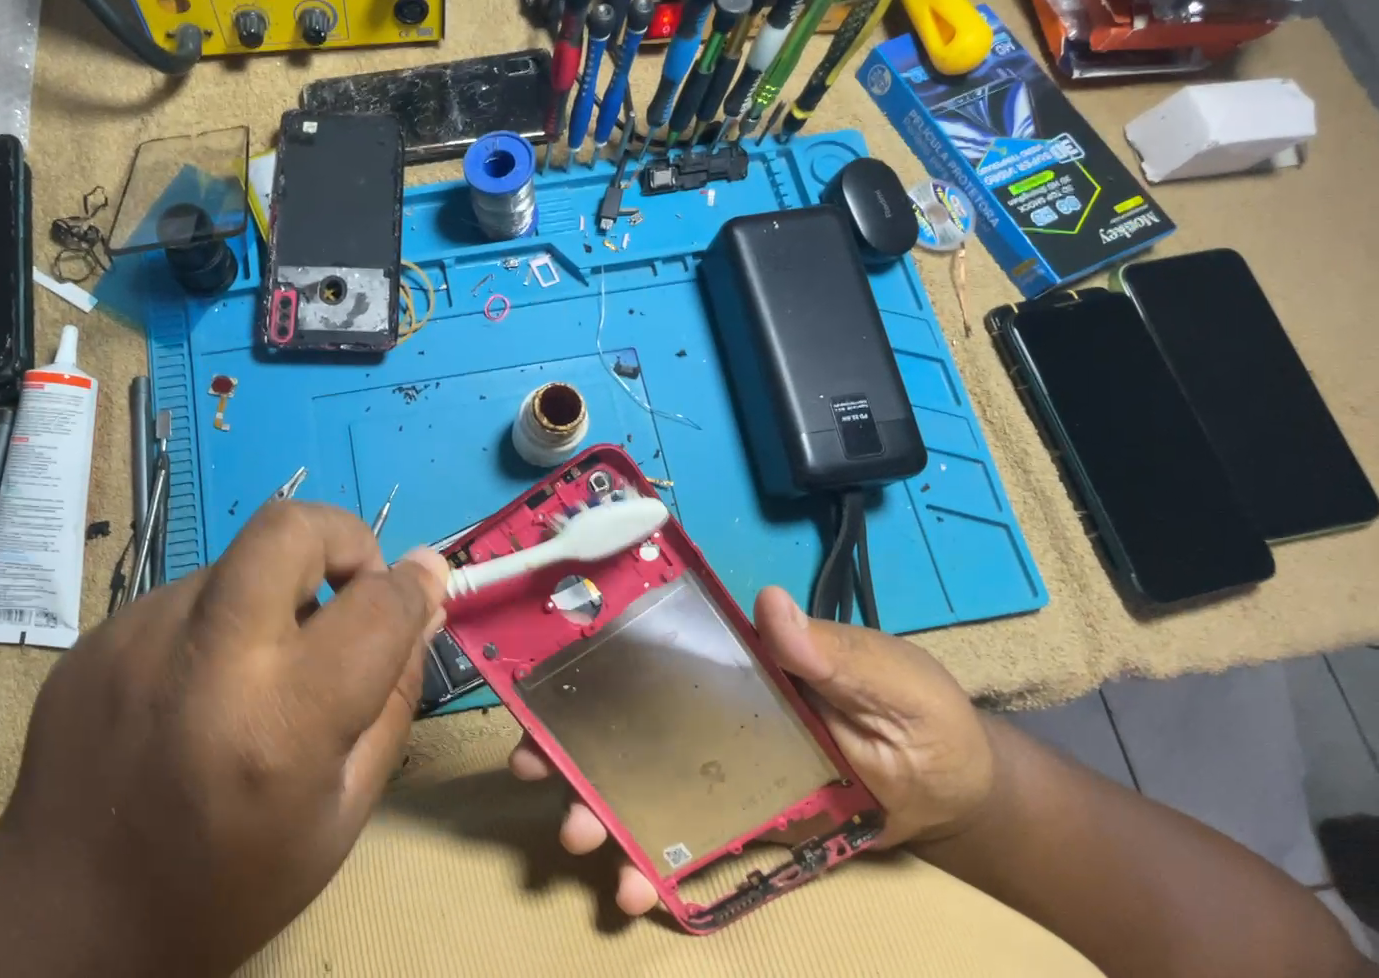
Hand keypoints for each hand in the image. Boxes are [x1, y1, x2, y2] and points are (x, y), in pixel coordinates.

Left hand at [0, 502, 448, 973]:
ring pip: (235, 563)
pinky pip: (186, 599)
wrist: (68, 923)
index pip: (377, 605)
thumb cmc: (228, 887)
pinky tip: (198, 691)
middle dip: (342, 537)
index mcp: (281, 721)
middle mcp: (207, 658)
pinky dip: (218, 623)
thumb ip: (393, 700)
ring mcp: (138, 636)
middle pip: (289, 527)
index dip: (414, 585)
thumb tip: (422, 605)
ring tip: (258, 669)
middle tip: (348, 588)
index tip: (422, 583)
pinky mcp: (99, 636)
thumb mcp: (340, 815)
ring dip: (273, 593)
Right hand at [510, 585, 995, 914]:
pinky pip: (688, 846)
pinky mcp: (743, 829)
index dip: (588, 669)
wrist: (961, 798)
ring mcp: (723, 777)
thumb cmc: (923, 714)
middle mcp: (711, 718)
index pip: (647, 659)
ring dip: (602, 814)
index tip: (541, 687)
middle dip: (572, 748)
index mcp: (733, 667)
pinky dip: (657, 868)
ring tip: (584, 844)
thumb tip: (770, 605)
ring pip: (644, 791)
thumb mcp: (889, 675)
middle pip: (626, 730)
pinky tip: (639, 891)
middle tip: (535, 773)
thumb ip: (834, 651)